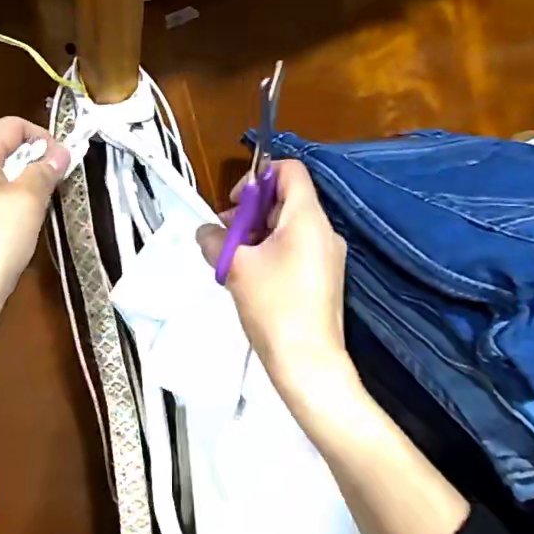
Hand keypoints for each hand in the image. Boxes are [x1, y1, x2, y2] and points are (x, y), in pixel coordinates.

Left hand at [0, 116, 70, 337]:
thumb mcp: (29, 201)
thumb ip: (45, 170)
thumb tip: (59, 152)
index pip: (10, 125)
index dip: (42, 137)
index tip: (63, 161)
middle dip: (27, 156)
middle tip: (52, 180)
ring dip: (13, 176)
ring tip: (33, 201)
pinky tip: (8, 220)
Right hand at [196, 160, 348, 385]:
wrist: (307, 362)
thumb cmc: (273, 306)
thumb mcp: (235, 267)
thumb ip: (214, 240)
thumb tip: (205, 231)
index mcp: (308, 218)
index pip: (290, 171)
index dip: (258, 176)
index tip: (235, 204)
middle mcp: (324, 230)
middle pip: (287, 199)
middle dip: (251, 211)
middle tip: (225, 235)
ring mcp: (328, 255)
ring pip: (289, 226)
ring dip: (257, 233)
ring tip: (233, 259)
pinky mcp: (324, 277)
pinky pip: (296, 248)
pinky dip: (271, 250)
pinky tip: (251, 276)